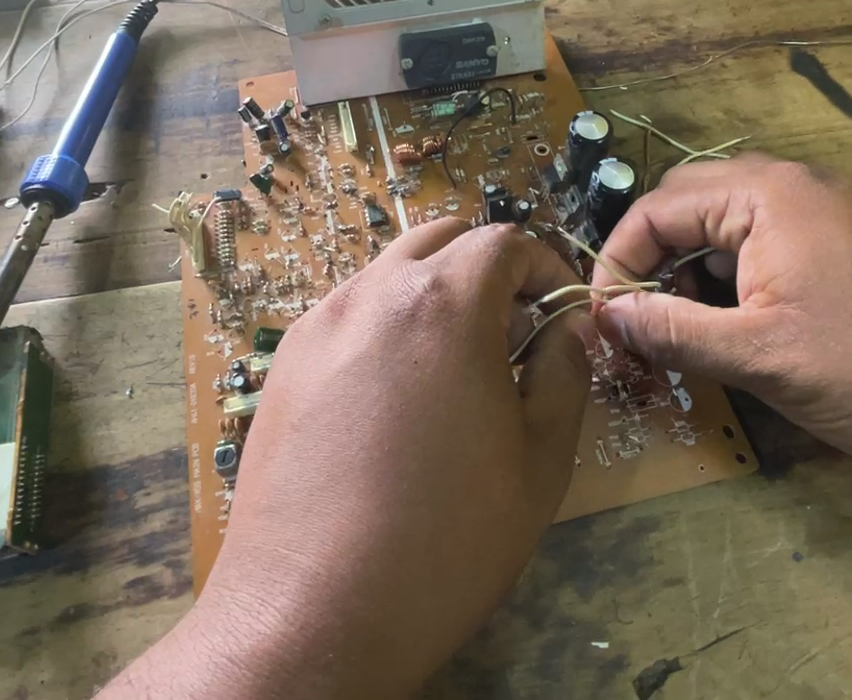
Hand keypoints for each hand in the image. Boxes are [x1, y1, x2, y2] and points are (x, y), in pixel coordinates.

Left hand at [105, 220, 590, 698]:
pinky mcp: (285, 358)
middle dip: (488, 269)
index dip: (546, 267)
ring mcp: (320, 321)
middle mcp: (374, 291)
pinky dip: (387, 321)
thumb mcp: (540, 461)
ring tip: (451, 367)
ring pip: (391, 270)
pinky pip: (350, 311)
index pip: (504, 241)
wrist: (308, 612)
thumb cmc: (444, 540)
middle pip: (442, 239)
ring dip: (434, 293)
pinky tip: (391, 394)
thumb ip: (565, 373)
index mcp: (442, 303)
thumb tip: (566, 328)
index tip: (560, 313)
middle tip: (511, 335)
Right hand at [591, 154, 851, 488]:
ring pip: (729, 221)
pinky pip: (769, 236)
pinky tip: (745, 321)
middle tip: (641, 319)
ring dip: (694, 267)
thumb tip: (602, 315)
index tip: (604, 319)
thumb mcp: (760, 357)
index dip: (617, 262)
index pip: (656, 208)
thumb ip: (671, 329)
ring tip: (690, 327)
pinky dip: (737, 272)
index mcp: (767, 194)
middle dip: (653, 258)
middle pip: (689, 203)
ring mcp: (831, 206)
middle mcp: (796, 182)